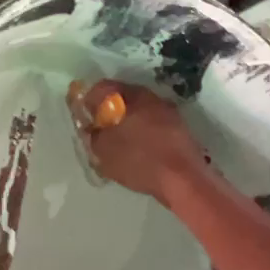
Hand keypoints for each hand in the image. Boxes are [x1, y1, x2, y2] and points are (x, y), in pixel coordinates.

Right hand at [77, 80, 210, 203]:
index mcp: (132, 96)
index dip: (88, 101)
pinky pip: (154, 128)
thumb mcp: (104, 151)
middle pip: (123, 99)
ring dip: (128, 125)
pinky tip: (140, 154)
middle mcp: (153, 98)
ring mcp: (170, 114)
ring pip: (141, 114)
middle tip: (100, 132)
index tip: (84, 119)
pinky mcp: (181, 132)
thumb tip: (92, 128)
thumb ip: (93, 135)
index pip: (102, 88)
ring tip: (119, 146)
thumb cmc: (139, 160)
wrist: (184, 181)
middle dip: (110, 114)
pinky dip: (144, 136)